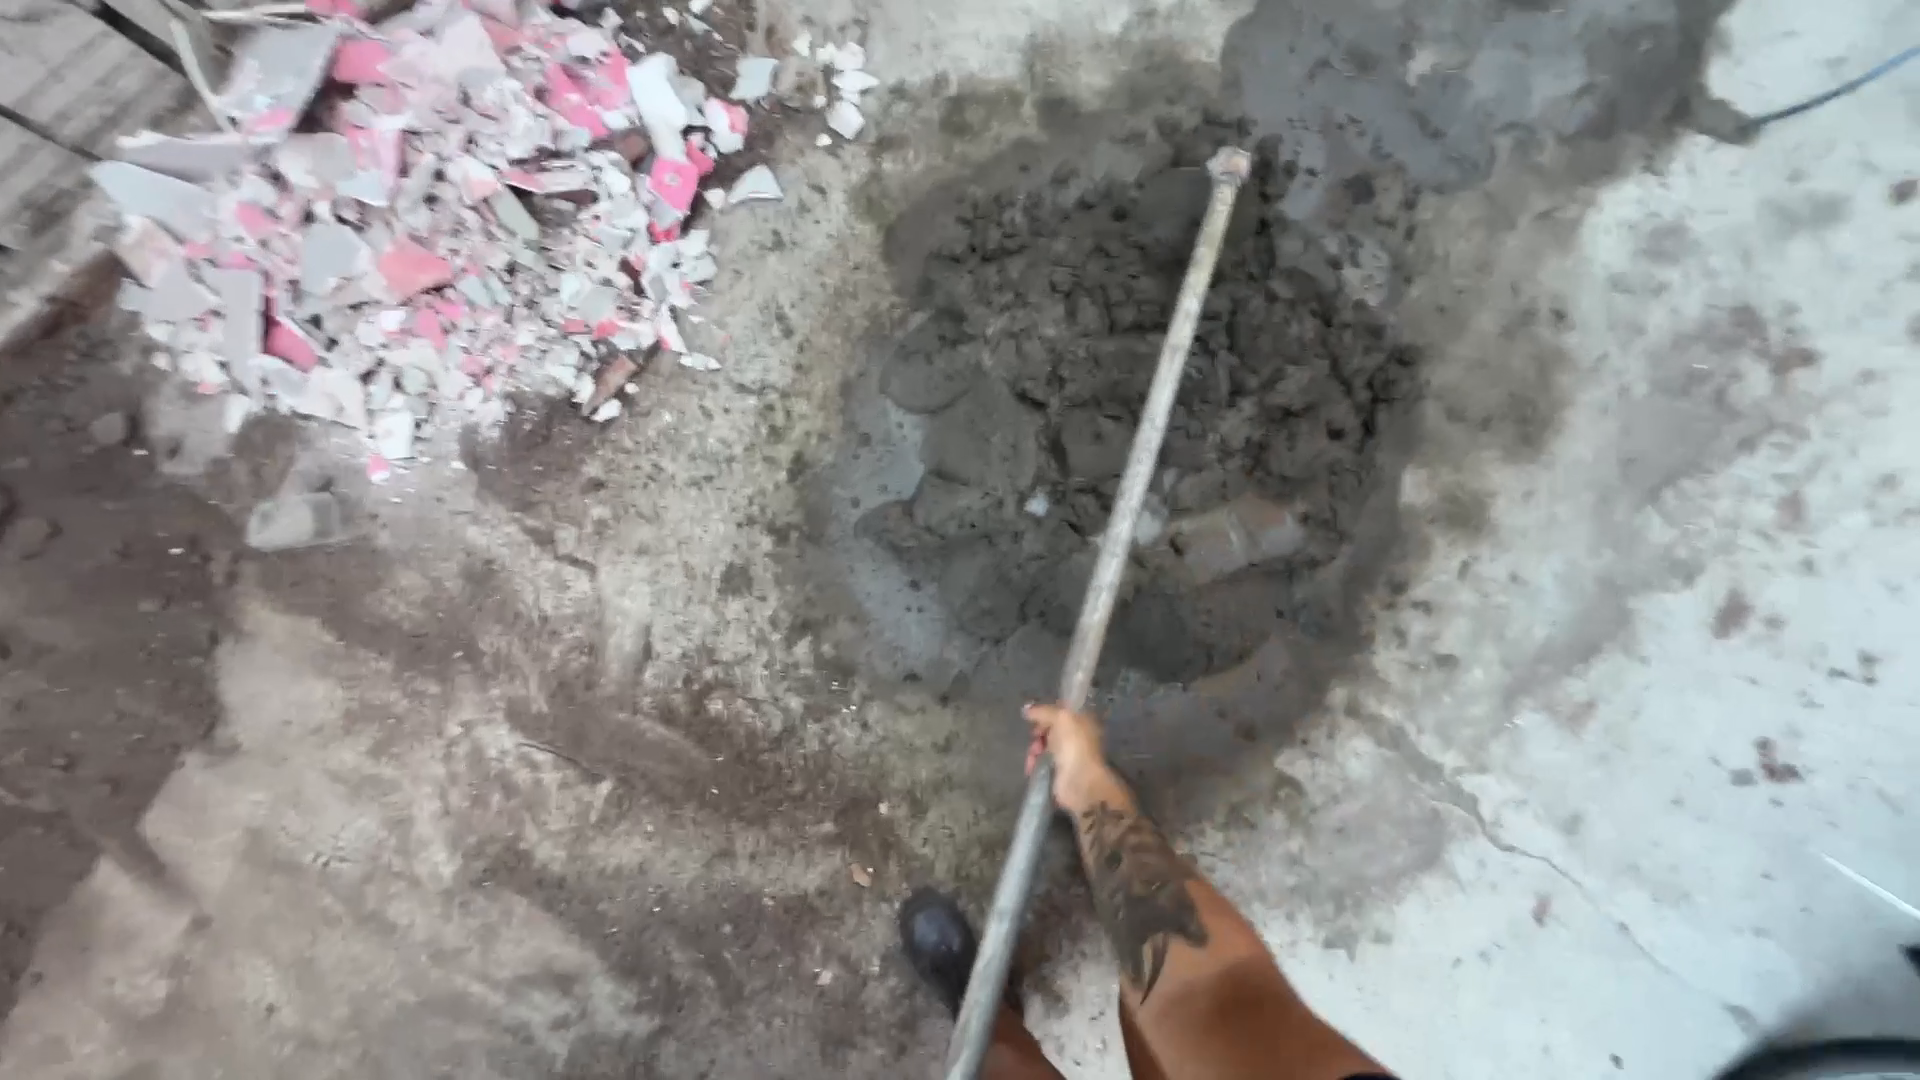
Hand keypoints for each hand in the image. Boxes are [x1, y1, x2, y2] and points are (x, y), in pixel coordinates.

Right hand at [1023, 703, 1109, 811]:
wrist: (1080, 782)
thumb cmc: (1074, 746)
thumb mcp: (1061, 719)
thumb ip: (1043, 711)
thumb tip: (1026, 709)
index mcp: (1083, 721)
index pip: (1061, 711)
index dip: (1046, 713)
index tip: (1035, 717)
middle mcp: (1077, 737)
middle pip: (1050, 729)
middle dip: (1038, 732)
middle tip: (1035, 737)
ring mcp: (1068, 755)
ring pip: (1044, 746)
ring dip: (1034, 749)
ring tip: (1033, 756)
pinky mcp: (1058, 771)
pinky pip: (1041, 762)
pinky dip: (1034, 763)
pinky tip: (1031, 767)